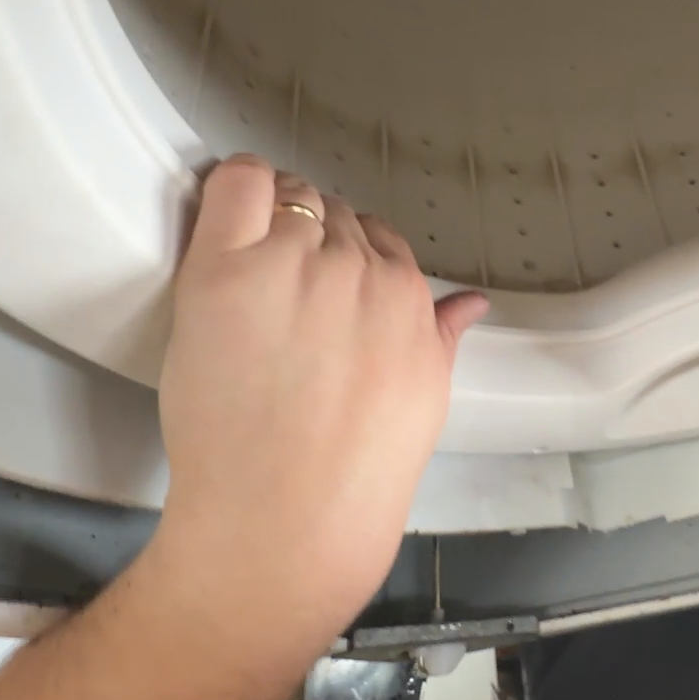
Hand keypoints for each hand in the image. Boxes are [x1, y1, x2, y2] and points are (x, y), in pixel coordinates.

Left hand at [153, 155, 486, 667]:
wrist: (293, 514)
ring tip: (249, 258)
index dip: (348, 249)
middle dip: (311, 232)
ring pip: (289, 196)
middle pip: (333, 212)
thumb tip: (473, 302)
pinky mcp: (226, 271)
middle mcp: (356, 266)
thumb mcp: (427, 394)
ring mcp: (293, 264)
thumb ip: (444, 334)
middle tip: (281, 276)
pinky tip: (225, 212)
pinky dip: (234, 185)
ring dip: (273, 216)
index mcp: (407, 293)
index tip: (323, 273)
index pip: (379, 234)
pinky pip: (238, 185)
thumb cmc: (363, 467)